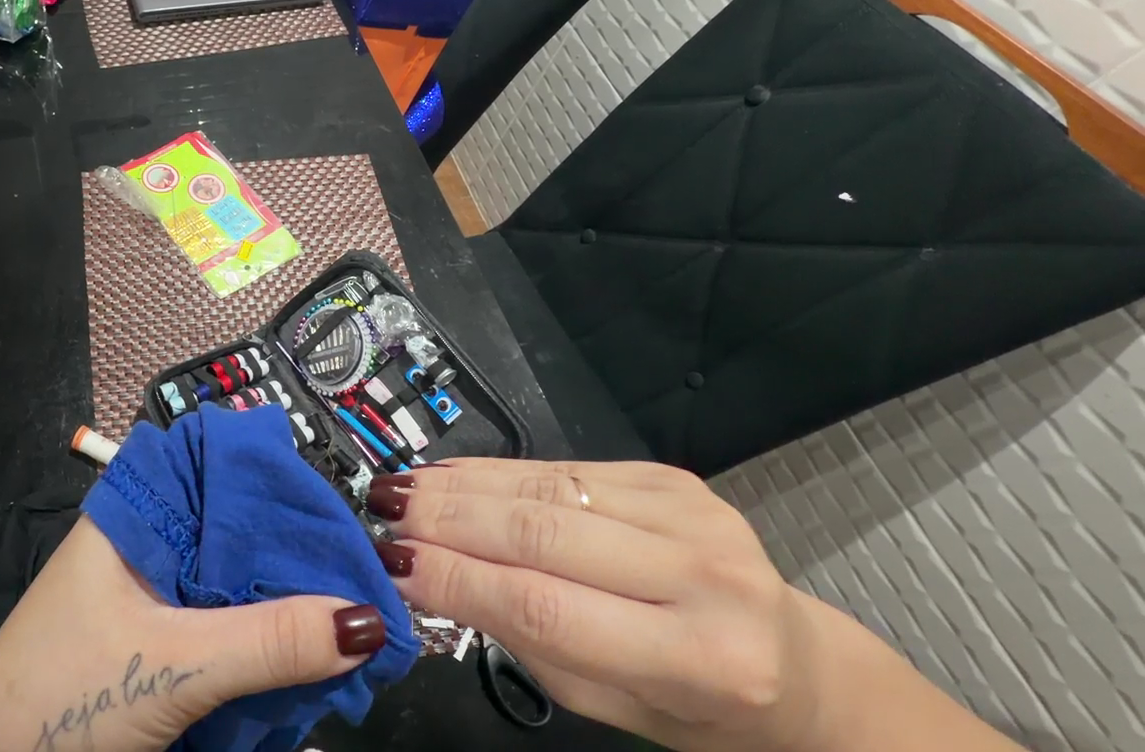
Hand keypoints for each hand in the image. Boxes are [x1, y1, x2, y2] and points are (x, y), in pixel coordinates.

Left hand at [0, 515, 387, 751]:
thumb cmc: (64, 697)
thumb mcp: (174, 665)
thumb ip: (270, 642)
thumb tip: (370, 620)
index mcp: (135, 512)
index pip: (219, 467)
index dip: (280, 482)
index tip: (343, 509)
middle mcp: (145, 540)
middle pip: (234, 527)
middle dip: (293, 549)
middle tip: (366, 566)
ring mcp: (149, 591)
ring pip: (232, 576)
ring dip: (282, 596)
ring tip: (351, 602)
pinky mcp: (155, 639)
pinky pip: (223, 620)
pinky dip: (261, 633)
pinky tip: (307, 643)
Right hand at [369, 460, 1026, 751]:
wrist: (790, 661)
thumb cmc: (694, 705)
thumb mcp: (609, 702)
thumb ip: (526, 637)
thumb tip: (428, 576)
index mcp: (698, 657)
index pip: (543, 604)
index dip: (455, 577)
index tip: (389, 561)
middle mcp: (704, 573)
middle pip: (542, 531)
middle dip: (447, 518)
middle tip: (381, 510)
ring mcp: (690, 510)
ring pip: (546, 486)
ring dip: (463, 484)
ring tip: (404, 487)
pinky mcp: (670, 476)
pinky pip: (564, 466)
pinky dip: (499, 471)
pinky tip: (454, 475)